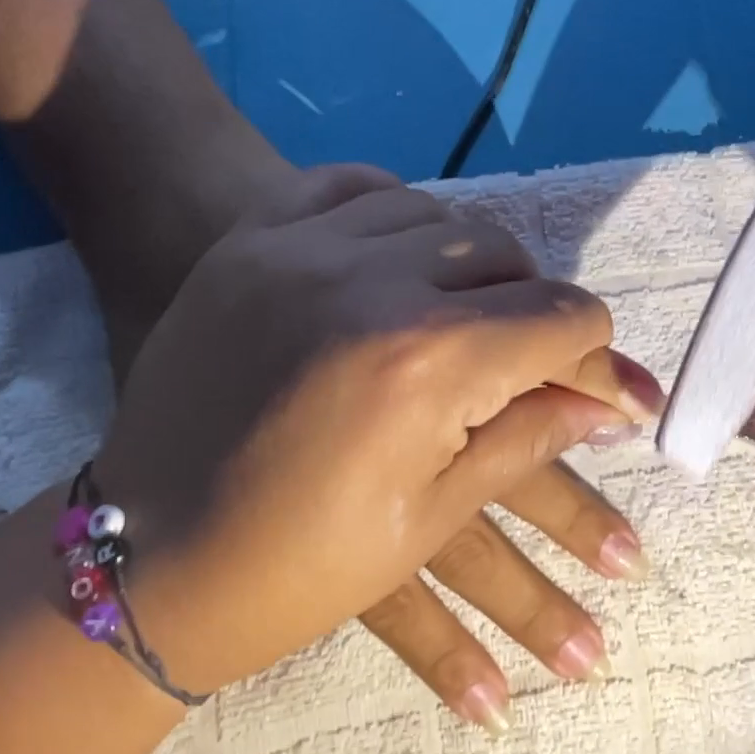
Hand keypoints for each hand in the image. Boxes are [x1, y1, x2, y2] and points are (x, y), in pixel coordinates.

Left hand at [87, 166, 642, 709]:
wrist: (146, 555)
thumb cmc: (297, 566)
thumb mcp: (429, 517)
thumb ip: (527, 437)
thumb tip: (608, 403)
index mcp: (426, 364)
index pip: (562, 318)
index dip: (598, 357)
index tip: (607, 393)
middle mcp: (372, 281)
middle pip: (507, 254)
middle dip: (538, 311)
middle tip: (533, 365)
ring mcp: (302, 247)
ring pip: (437, 212)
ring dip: (471, 262)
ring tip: (467, 313)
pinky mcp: (253, 240)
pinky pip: (352, 187)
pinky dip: (394, 213)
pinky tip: (400, 255)